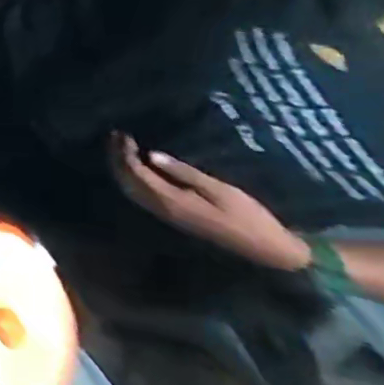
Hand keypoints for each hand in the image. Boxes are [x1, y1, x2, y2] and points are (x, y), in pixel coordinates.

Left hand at [110, 133, 309, 270]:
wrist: (267, 251)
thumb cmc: (249, 217)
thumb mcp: (219, 190)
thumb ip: (183, 173)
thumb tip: (151, 154)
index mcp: (170, 200)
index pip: (135, 172)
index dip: (124, 152)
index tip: (123, 133)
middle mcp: (160, 208)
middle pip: (125, 180)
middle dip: (116, 156)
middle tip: (116, 135)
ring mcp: (164, 215)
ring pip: (129, 188)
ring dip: (120, 166)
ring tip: (120, 146)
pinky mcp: (171, 217)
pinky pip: (139, 195)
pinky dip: (129, 178)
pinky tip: (133, 166)